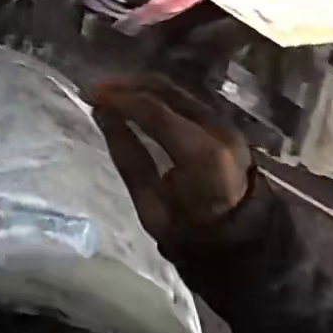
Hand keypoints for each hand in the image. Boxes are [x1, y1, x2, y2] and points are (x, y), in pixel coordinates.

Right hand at [90, 74, 252, 242]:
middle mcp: (216, 127)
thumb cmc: (191, 237)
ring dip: (141, 86)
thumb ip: (128, 157)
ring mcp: (224, 122)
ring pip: (175, 89)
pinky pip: (184, 99)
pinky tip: (136, 98)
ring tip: (111, 90)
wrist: (242, 248)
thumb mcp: (151, 208)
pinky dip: (157, 94)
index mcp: (201, 153)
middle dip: (127, 84)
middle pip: (166, 89)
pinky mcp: (223, 122)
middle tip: (96, 87)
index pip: (153, 109)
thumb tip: (103, 114)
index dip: (119, 98)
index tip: (90, 95)